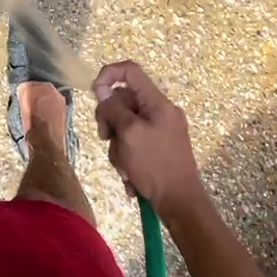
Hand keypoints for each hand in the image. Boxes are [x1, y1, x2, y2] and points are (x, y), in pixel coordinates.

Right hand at [92, 60, 204, 212]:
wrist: (181, 206)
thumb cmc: (156, 166)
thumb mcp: (129, 134)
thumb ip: (113, 108)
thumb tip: (102, 91)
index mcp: (158, 103)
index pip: (130, 71)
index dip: (108, 75)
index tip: (95, 93)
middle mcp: (160, 112)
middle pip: (123, 101)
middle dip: (110, 121)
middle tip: (106, 138)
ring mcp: (160, 131)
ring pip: (124, 125)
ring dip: (118, 146)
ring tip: (124, 167)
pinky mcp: (158, 148)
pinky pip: (133, 142)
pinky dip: (127, 157)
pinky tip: (131, 176)